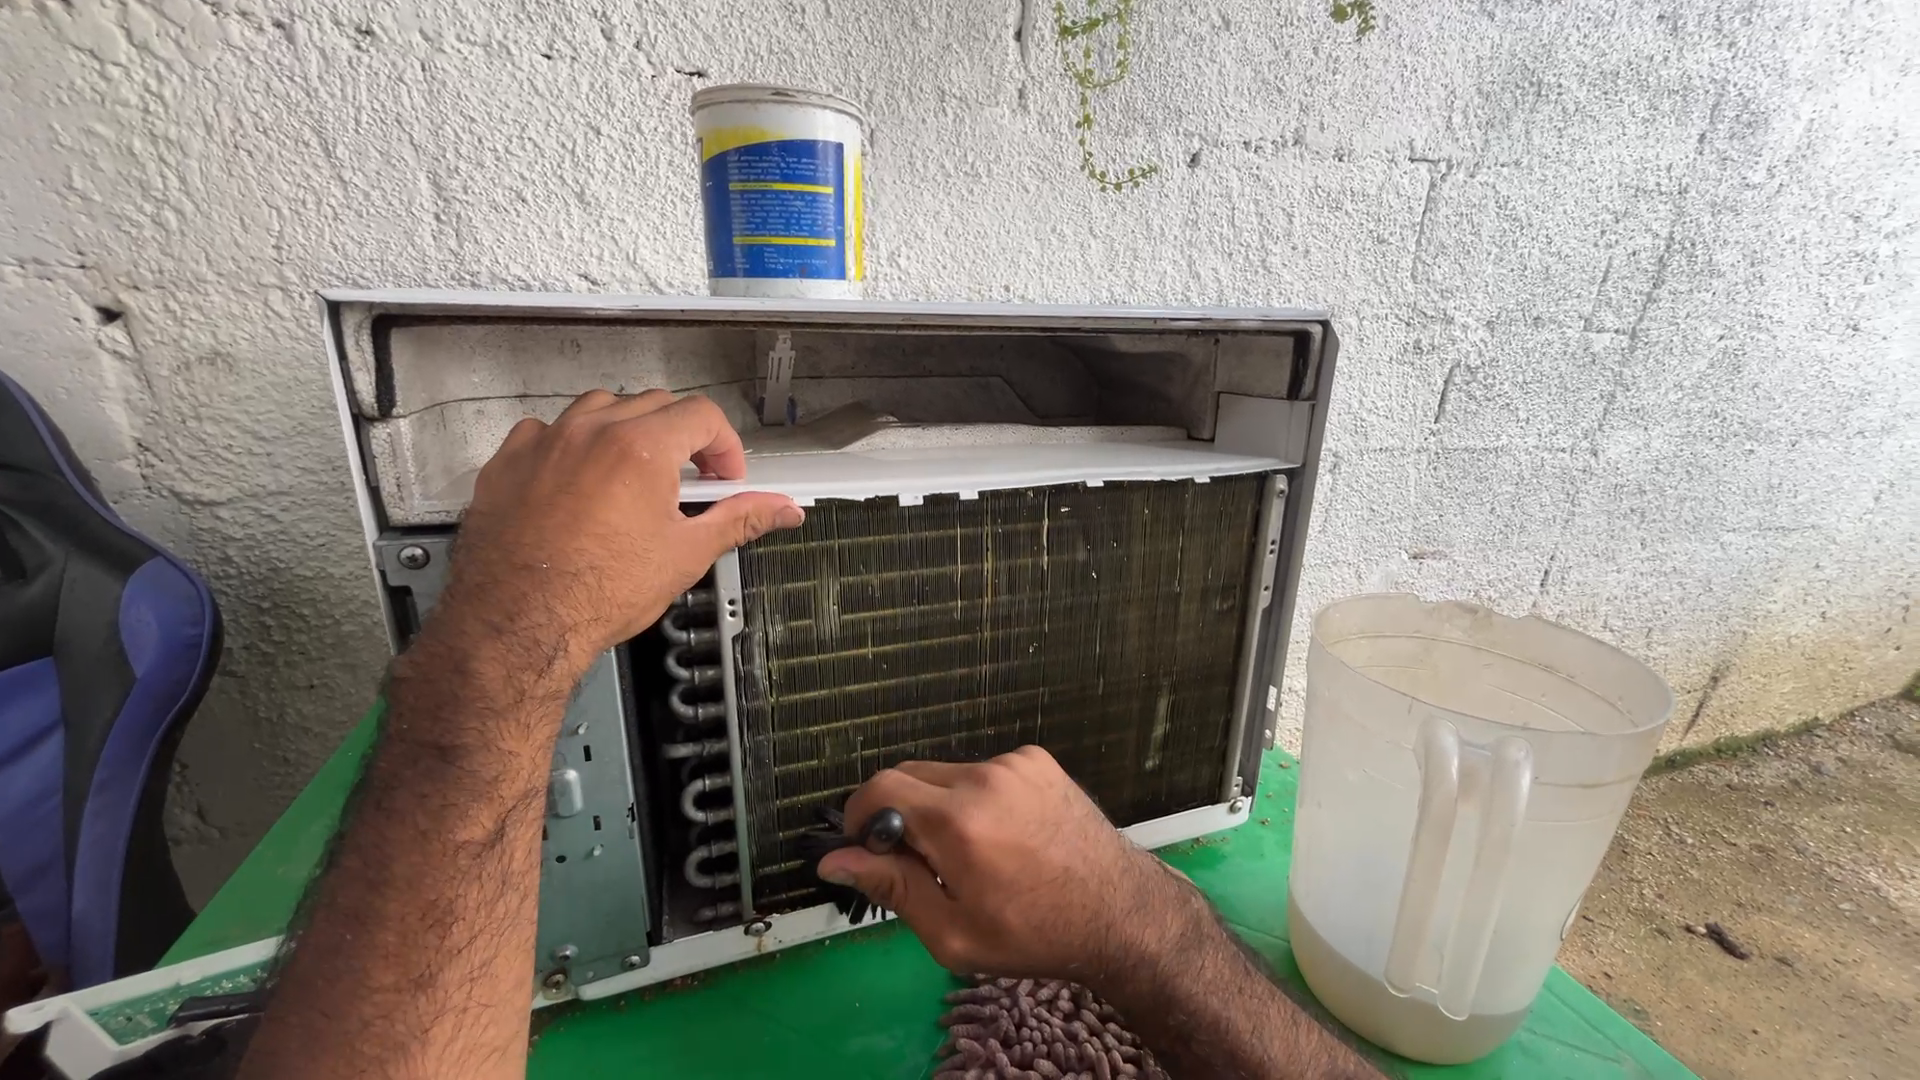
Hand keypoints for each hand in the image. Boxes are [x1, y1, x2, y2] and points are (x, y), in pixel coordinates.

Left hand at [430, 389, 802, 676]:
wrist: (518, 623)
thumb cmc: (601, 590)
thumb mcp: (687, 554)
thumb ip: (741, 519)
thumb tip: (785, 510)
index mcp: (642, 448)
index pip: (703, 415)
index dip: (725, 447)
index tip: (725, 479)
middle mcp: (592, 431)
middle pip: (656, 404)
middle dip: (683, 437)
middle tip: (690, 482)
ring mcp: (545, 441)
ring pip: (601, 407)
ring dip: (630, 430)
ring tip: (637, 476)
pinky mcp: (508, 461)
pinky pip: (548, 430)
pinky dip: (574, 444)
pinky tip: (581, 481)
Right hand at [815, 746, 1200, 983]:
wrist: (1118, 912)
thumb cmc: (1031, 934)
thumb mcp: (952, 932)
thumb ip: (890, 887)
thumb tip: (834, 859)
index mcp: (958, 820)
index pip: (880, 789)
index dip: (858, 814)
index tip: (863, 844)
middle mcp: (983, 776)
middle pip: (910, 775)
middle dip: (899, 812)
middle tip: (918, 859)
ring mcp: (1014, 761)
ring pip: (947, 773)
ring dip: (940, 805)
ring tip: (971, 850)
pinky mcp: (1036, 758)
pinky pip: (984, 770)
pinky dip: (977, 796)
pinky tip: (1003, 832)